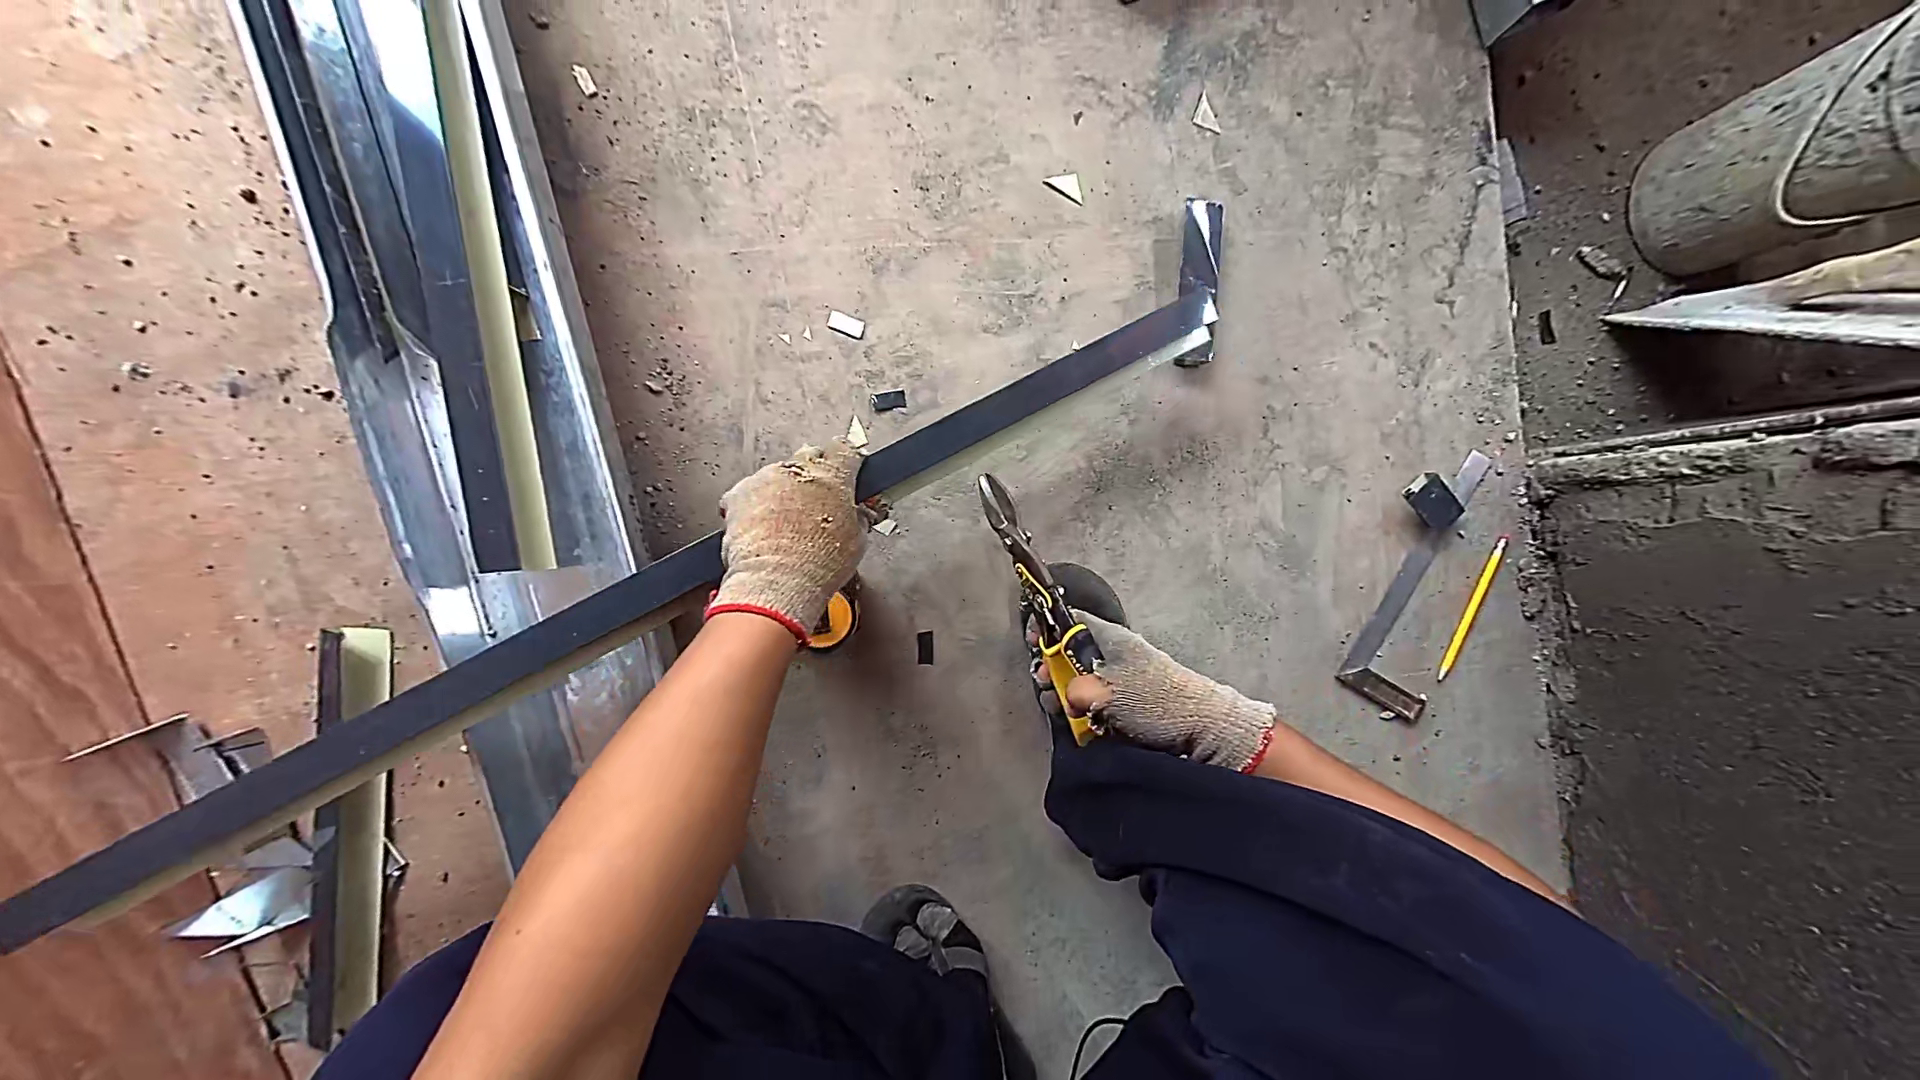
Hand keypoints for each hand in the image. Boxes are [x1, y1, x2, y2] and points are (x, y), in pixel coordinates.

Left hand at [707, 442, 866, 641]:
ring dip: (784, 492)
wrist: (777, 581)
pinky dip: (756, 506)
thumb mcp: (857, 542)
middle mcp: (799, 470)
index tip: (846, 469)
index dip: (846, 461)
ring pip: (778, 475)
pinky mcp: (739, 493)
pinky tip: (764, 529)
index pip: (845, 450)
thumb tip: (857, 514)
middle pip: (809, 458)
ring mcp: (767, 479)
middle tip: (817, 503)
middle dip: (814, 476)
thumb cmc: (817, 565)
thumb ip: (857, 517)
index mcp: (834, 476)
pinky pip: (750, 492)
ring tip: (787, 525)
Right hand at [1059, 612, 1275, 771]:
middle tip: (1044, 682)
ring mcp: (1118, 682)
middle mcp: (1113, 656)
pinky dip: (1079, 712)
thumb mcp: (1110, 691)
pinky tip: (1074, 722)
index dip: (1049, 625)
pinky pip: (1091, 704)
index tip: (1033, 640)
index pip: (1073, 619)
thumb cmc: (1157, 701)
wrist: (1203, 732)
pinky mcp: (1123, 706)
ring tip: (1058, 707)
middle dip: (1052, 668)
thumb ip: (1077, 688)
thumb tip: (1066, 696)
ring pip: (1077, 682)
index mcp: (1112, 638)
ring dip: (1063, 694)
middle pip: (1069, 653)